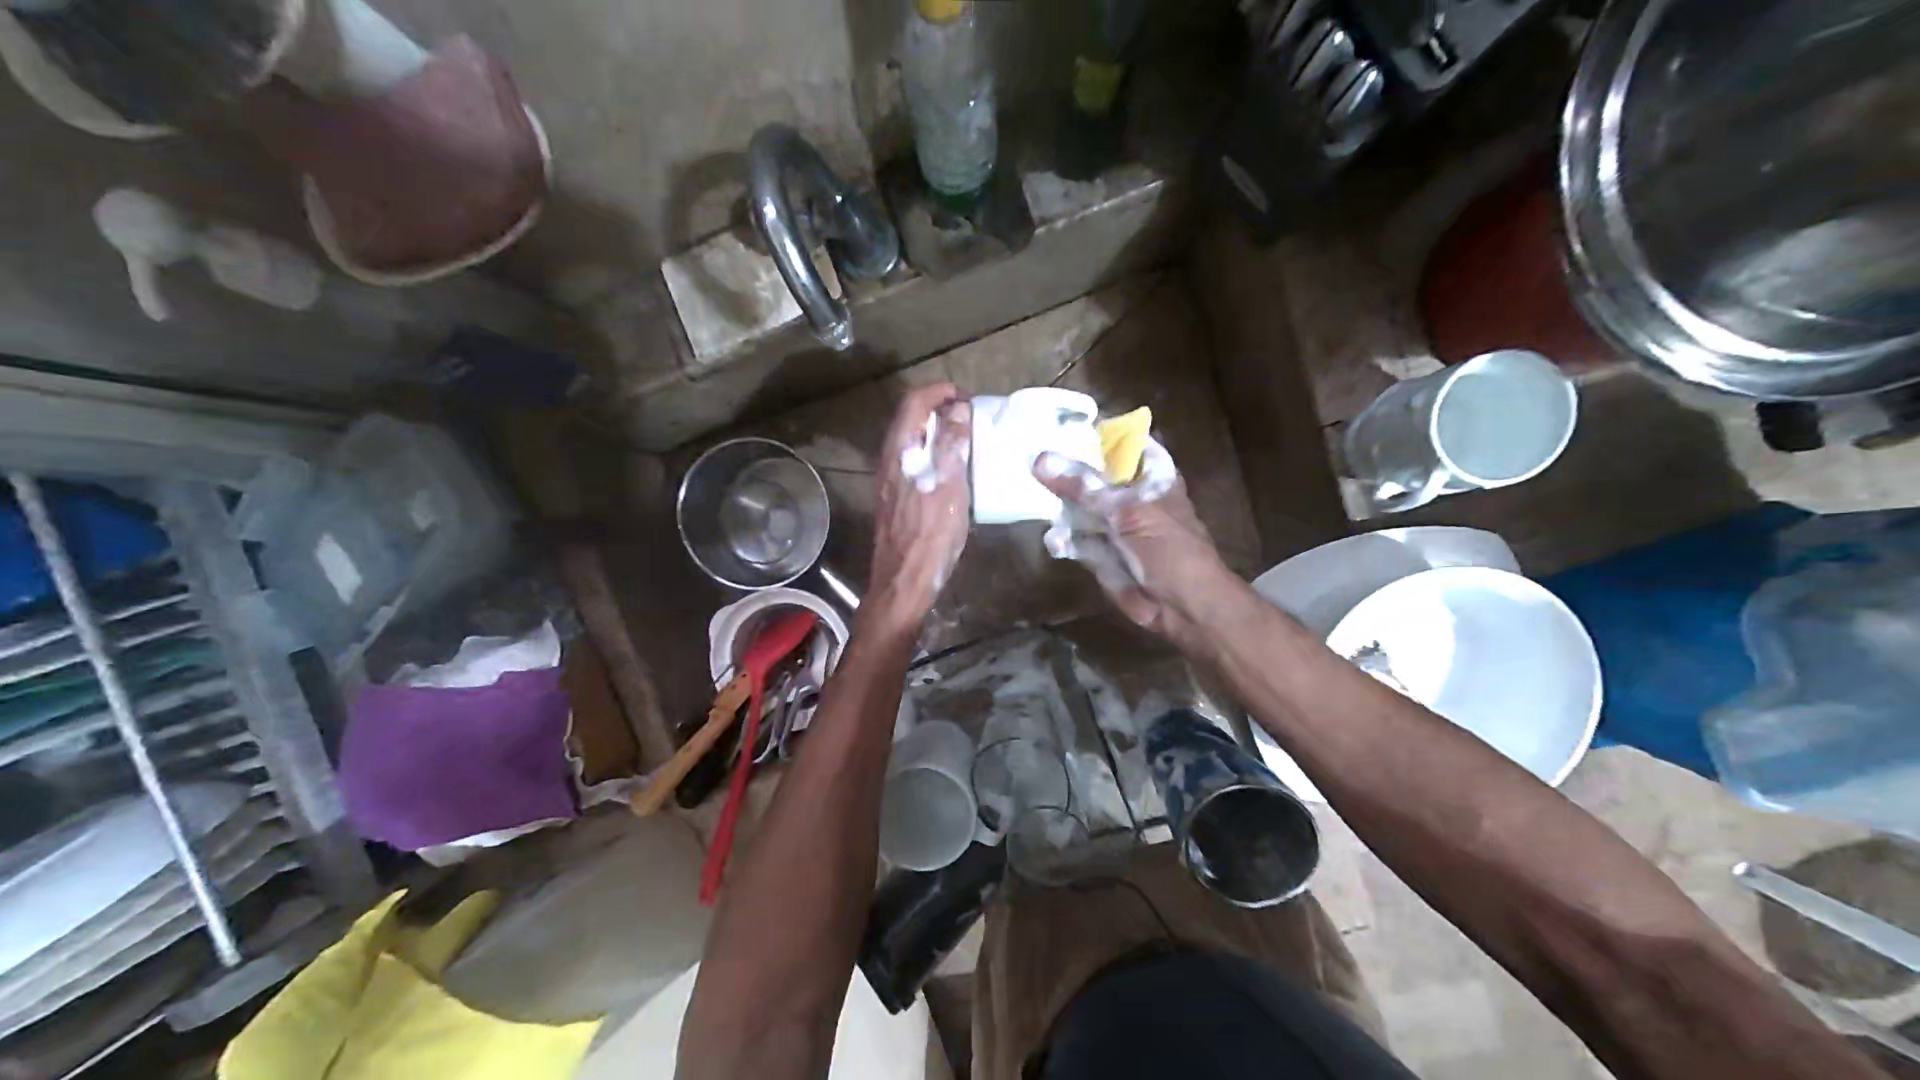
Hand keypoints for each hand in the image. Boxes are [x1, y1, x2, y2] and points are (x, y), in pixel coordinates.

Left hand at [867, 383, 971, 629]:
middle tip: (971, 417)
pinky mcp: (894, 498)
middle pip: (910, 418)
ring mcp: (889, 480)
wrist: (902, 583)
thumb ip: (952, 445)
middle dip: (940, 408)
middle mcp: (888, 460)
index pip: (914, 401)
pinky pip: (913, 462)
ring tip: (966, 440)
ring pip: (911, 441)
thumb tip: (958, 408)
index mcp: (900, 451)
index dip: (940, 391)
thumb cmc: (930, 536)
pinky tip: (952, 470)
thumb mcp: (950, 487)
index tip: (968, 398)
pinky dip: (932, 454)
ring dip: (936, 432)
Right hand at [1033, 438, 1234, 643]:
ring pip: (1079, 509)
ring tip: (1036, 501)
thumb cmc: (1169, 550)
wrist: (1182, 608)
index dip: (1099, 432)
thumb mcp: (1128, 510)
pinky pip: (1075, 541)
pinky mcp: (1101, 555)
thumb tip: (1040, 459)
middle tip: (1031, 458)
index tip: (1062, 423)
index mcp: (1152, 477)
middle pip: (1094, 476)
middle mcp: (1131, 497)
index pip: (1126, 443)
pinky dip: (1064, 541)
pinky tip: (1056, 543)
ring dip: (1060, 509)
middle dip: (1065, 471)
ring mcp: (1115, 527)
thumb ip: (1084, 486)